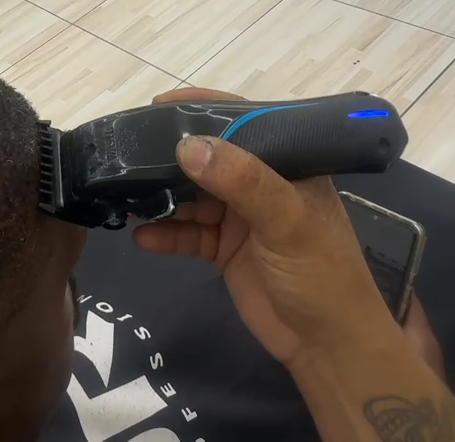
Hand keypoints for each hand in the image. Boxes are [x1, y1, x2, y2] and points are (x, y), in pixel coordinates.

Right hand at [131, 87, 400, 373]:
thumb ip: (239, 179)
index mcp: (284, 162)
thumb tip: (185, 146)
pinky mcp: (223, 248)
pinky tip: (141, 237)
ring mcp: (239, 216)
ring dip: (161, 196)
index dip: (201, 109)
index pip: (241, 121)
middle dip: (170, 155)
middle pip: (208, 158)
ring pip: (191, 195)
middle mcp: (259, 182)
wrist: (327, 348)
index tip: (159, 105)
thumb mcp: (285, 218)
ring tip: (126, 195)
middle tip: (129, 151)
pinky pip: (187, 232)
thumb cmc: (319, 272)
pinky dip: (165, 233)